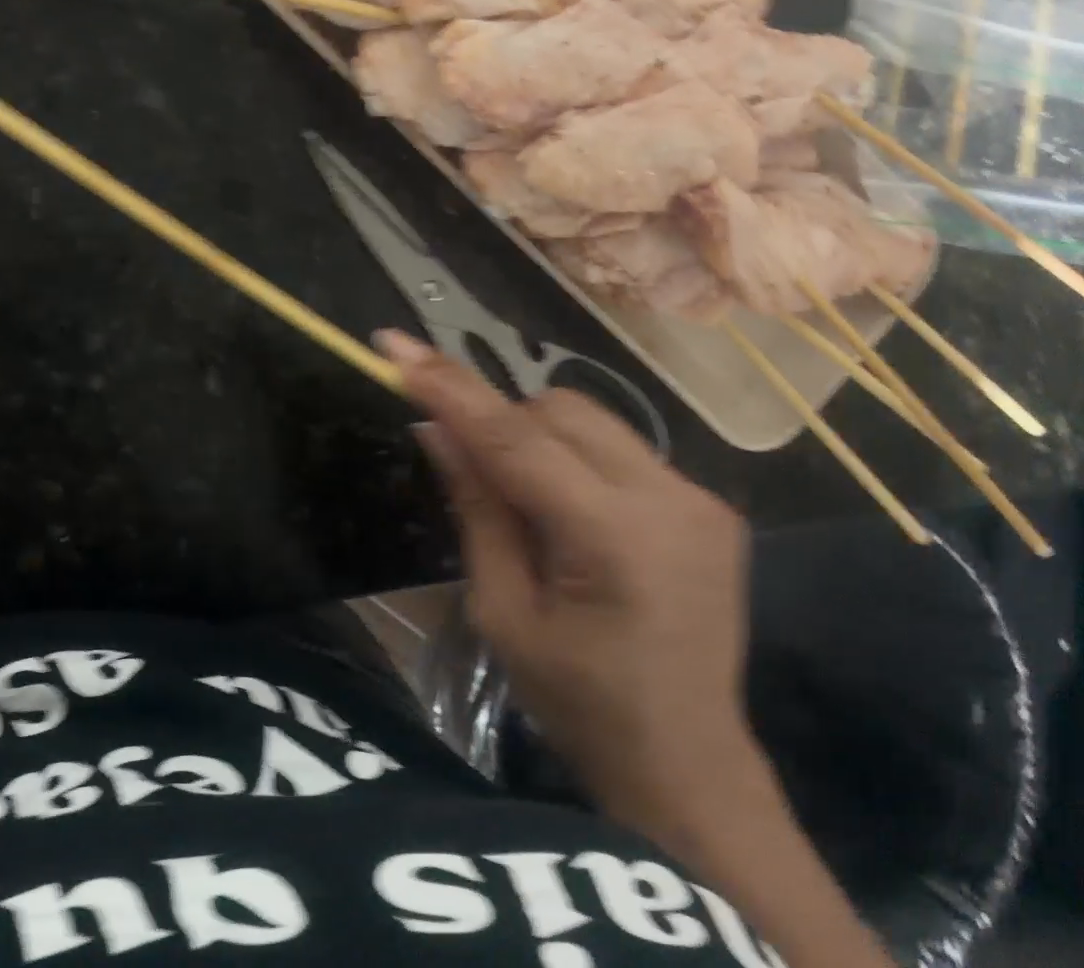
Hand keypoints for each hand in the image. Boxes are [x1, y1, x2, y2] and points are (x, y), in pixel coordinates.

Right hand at [375, 330, 755, 818]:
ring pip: (593, 420)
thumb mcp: (502, 611)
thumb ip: (476, 511)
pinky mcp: (708, 506)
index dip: (449, 387)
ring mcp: (699, 498)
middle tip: (457, 463)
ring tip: (515, 501)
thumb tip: (435, 431)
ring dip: (534, 436)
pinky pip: (620, 450)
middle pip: (559, 410)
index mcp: (614, 538)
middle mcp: (670, 499)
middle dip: (496, 419)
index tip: (394, 345)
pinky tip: (561, 514)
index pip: (515, 438)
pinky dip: (572, 460)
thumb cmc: (575, 700)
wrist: (684, 757)